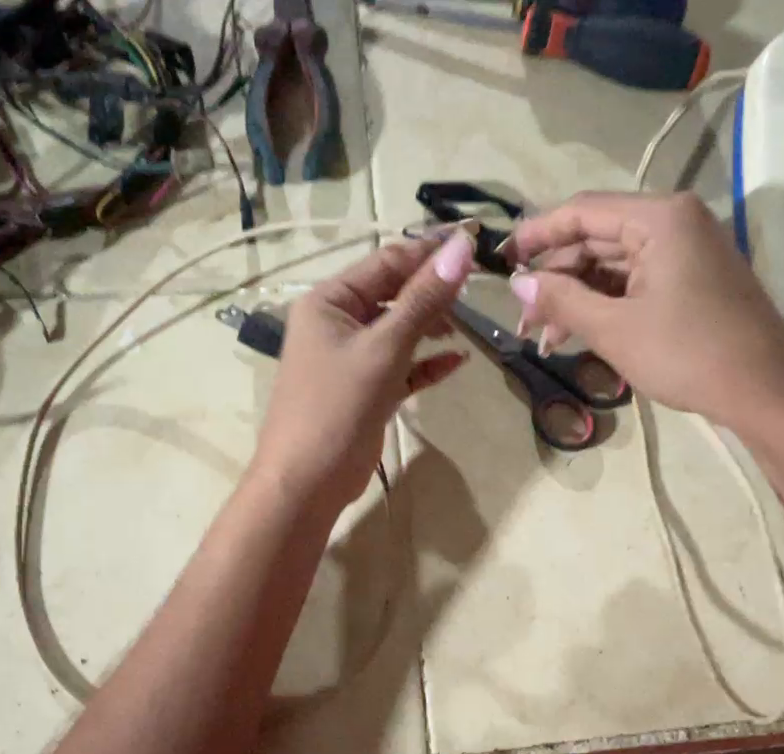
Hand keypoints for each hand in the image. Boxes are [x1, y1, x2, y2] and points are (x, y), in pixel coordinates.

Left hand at [248, 230, 475, 509]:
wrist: (306, 481)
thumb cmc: (337, 407)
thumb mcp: (383, 348)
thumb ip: (423, 300)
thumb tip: (461, 248)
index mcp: (328, 301)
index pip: (385, 262)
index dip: (428, 253)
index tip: (474, 243)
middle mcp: (336, 323)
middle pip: (392, 294)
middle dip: (432, 290)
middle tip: (477, 287)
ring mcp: (350, 359)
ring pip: (398, 330)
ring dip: (430, 326)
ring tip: (464, 325)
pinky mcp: (366, 391)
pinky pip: (401, 366)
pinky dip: (426, 363)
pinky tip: (456, 361)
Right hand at [507, 193, 783, 427]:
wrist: (766, 390)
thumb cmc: (688, 354)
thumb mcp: (615, 329)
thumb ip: (563, 300)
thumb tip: (519, 284)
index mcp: (659, 217)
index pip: (582, 211)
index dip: (536, 235)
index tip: (501, 262)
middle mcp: (674, 221)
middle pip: (596, 238)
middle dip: (555, 278)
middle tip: (522, 317)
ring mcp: (686, 251)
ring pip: (613, 264)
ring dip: (576, 297)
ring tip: (544, 336)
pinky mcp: (691, 279)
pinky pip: (635, 281)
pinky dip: (605, 304)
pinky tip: (577, 334)